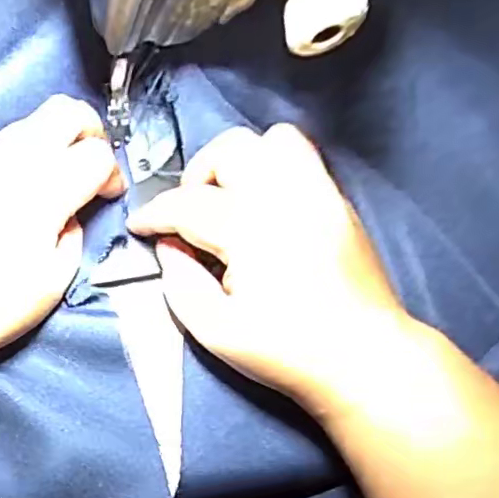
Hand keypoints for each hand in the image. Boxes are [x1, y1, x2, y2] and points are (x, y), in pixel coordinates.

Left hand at [0, 95, 124, 361]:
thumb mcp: (54, 281)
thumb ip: (74, 236)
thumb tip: (72, 216)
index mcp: (46, 188)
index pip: (96, 153)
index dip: (111, 173)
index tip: (109, 194)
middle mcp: (14, 159)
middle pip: (66, 112)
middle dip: (89, 132)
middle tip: (93, 165)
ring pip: (33, 121)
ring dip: (56, 139)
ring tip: (59, 180)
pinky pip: (4, 140)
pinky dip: (25, 151)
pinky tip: (24, 187)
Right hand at [128, 124, 428, 413]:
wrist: (360, 355)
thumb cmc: (286, 350)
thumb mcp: (216, 331)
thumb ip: (181, 284)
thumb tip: (169, 249)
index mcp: (251, 228)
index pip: (189, 202)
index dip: (154, 213)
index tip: (138, 225)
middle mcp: (287, 196)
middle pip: (231, 150)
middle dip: (197, 175)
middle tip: (185, 213)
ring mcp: (319, 193)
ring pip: (274, 141)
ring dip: (240, 163)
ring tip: (227, 201)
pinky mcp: (339, 203)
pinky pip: (303, 160)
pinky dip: (273, 171)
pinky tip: (263, 212)